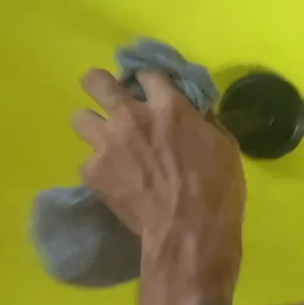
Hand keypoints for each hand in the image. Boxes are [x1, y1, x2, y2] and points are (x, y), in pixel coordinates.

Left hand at [72, 68, 244, 289]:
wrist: (188, 231)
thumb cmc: (218, 188)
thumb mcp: (224, 146)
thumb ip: (203, 123)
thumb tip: (195, 114)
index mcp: (169, 107)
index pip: (147, 73)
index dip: (148, 79)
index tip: (152, 88)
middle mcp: (131, 116)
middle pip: (96, 82)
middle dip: (101, 85)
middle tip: (112, 100)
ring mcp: (107, 143)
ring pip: (79, 117)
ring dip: (94, 125)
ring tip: (108, 141)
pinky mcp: (92, 171)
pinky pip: (87, 159)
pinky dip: (99, 166)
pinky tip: (115, 179)